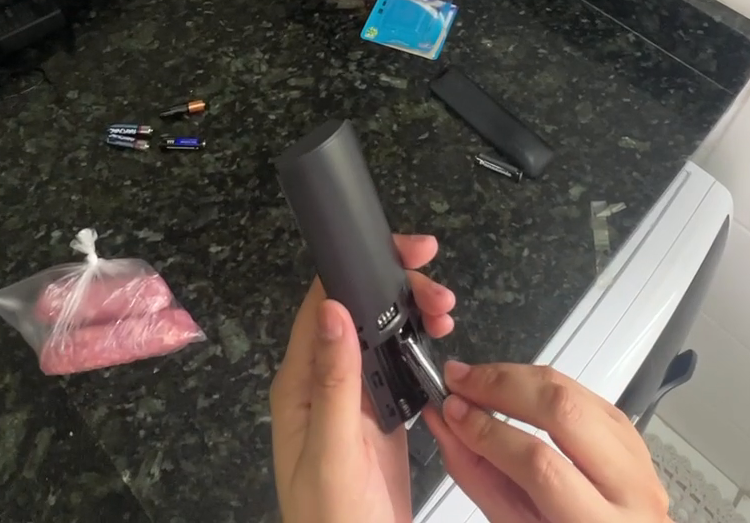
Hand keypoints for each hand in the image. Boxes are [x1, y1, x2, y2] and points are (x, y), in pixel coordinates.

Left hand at [271, 234, 456, 522]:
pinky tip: (440, 340)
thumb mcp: (332, 451)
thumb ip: (334, 381)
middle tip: (440, 294)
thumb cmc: (332, 521)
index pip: (325, 302)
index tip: (404, 253)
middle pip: (360, 310)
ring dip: (414, 312)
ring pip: (383, 331)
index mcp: (302, 380)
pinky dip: (422, 344)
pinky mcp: (383, 411)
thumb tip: (333, 308)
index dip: (359, 267)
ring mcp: (357, 394)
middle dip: (400, 289)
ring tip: (447, 313)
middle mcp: (327, 378)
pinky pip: (400, 362)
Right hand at [423, 361, 670, 522]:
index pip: (542, 467)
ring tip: (474, 377)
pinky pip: (576, 386)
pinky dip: (534, 379)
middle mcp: (628, 483)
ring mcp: (632, 448)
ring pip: (569, 388)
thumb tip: (442, 421)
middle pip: (563, 411)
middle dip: (501, 387)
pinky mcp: (624, 424)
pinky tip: (507, 384)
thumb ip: (478, 477)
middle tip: (458, 380)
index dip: (490, 433)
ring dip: (514, 375)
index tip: (451, 411)